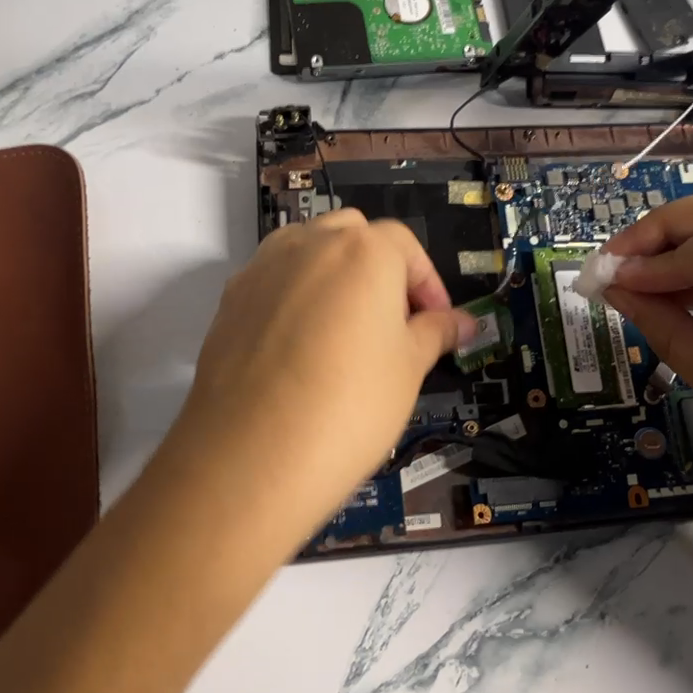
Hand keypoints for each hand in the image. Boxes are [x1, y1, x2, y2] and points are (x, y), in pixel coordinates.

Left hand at [166, 209, 473, 531]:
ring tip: (345, 333)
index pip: (405, 246)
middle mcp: (310, 243)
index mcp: (364, 250)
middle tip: (392, 324)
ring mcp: (263, 267)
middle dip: (379, 270)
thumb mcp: (409, 369)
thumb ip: (434, 332)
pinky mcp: (230, 299)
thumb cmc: (350, 406)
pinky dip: (294, 299)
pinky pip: (274, 283)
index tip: (437, 324)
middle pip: (354, 237)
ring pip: (308, 253)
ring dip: (333, 277)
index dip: (427, 284)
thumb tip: (463, 321)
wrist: (251, 456)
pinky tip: (300, 352)